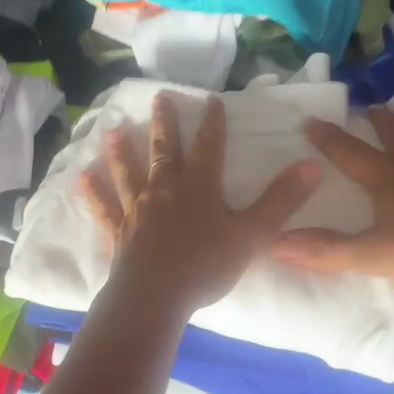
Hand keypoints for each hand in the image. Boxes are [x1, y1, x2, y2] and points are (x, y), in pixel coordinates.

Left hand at [83, 92, 319, 311]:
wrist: (155, 296)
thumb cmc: (205, 265)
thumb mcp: (252, 233)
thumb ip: (281, 200)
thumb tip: (313, 165)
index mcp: (199, 186)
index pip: (209, 146)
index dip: (212, 122)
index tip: (211, 99)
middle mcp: (165, 189)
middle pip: (165, 150)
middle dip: (166, 123)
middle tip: (160, 97)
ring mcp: (137, 209)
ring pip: (128, 171)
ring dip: (121, 149)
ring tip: (113, 129)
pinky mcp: (118, 232)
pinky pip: (103, 207)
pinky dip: (93, 191)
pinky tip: (81, 176)